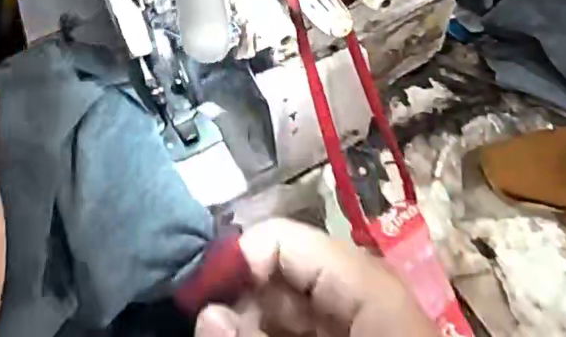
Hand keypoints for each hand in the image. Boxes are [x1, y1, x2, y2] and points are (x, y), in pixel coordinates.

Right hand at [195, 219, 431, 336]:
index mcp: (366, 284)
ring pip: (291, 309)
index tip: (199, 296)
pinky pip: (307, 335)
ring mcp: (365, 327)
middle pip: (284, 274)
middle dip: (241, 299)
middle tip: (205, 329)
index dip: (236, 259)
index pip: (284, 238)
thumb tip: (206, 313)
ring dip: (252, 324)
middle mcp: (365, 294)